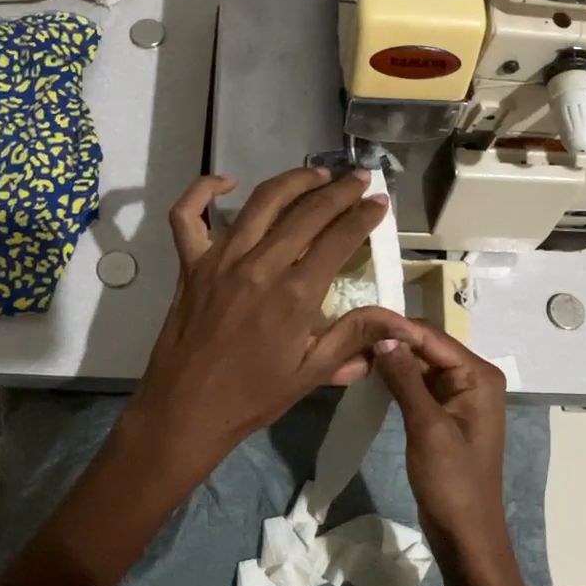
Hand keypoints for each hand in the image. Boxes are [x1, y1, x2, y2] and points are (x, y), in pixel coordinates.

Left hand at [126, 167, 419, 472]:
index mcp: (294, 294)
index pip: (339, 238)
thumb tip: (400, 321)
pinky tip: (227, 183)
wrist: (185, 410)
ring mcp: (220, 259)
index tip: (381, 200)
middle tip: (359, 178)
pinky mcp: (190, 262)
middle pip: (307, 211)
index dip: (364, 215)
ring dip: (293, 181)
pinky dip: (204, 189)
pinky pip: (188, 214)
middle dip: (339, 190)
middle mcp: (259, 265)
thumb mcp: (311, 372)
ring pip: (260, 201)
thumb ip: (354, 336)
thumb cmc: (253, 396)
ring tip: (316, 174)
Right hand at [375, 321, 510, 552]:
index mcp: (479, 376)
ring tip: (353, 353)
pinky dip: (396, 380)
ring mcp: (459, 396)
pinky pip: (418, 385)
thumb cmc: (451, 481)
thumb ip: (406, 379)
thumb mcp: (427, 427)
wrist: (464, 534)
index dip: (397, 328)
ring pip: (420, 365)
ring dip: (391, 361)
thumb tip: (383, 338)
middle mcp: (473, 378)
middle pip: (427, 347)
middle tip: (350, 338)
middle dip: (392, 343)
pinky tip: (370, 376)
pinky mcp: (444, 413)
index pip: (433, 337)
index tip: (358, 321)